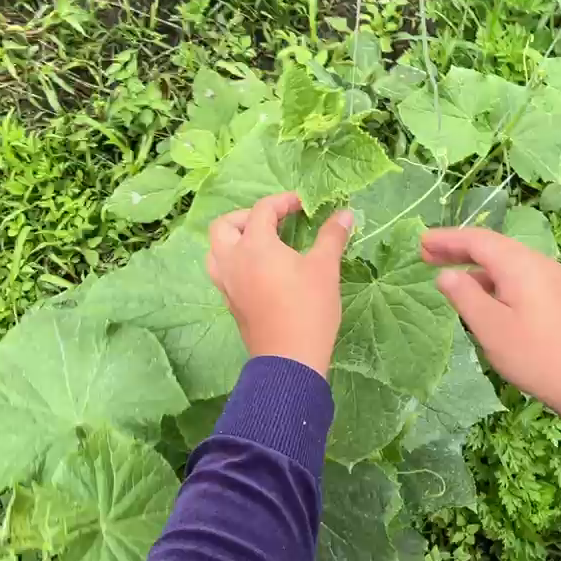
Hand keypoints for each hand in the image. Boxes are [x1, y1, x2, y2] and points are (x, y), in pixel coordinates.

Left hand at [207, 193, 351, 375]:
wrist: (290, 358)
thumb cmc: (309, 309)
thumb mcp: (325, 268)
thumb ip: (332, 236)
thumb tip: (345, 213)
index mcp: (254, 245)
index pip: (262, 210)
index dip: (283, 202)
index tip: (302, 205)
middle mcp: (232, 260)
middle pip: (225, 225)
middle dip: (247, 216)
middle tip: (273, 223)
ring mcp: (227, 284)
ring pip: (215, 250)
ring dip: (233, 239)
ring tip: (258, 244)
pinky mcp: (230, 302)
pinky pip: (221, 273)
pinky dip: (233, 262)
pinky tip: (256, 271)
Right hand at [421, 226, 560, 446]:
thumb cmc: (536, 356)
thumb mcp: (491, 328)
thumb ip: (465, 297)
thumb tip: (446, 275)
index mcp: (521, 266)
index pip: (478, 241)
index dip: (447, 239)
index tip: (420, 242)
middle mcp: (539, 265)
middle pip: (494, 247)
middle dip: (459, 249)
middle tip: (426, 254)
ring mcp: (551, 281)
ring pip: (507, 263)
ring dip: (476, 266)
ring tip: (448, 276)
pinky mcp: (557, 299)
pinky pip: (518, 278)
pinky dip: (493, 279)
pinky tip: (482, 297)